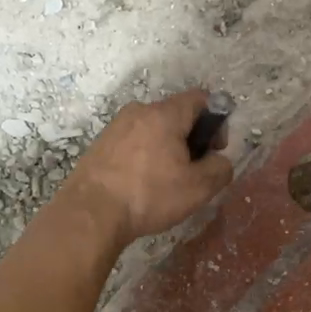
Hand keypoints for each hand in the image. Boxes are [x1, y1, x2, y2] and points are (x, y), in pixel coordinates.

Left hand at [61, 90, 234, 243]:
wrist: (91, 212)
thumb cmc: (149, 196)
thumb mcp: (198, 188)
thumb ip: (219, 168)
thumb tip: (219, 160)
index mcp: (164, 114)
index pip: (200, 99)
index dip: (216, 122)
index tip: (214, 150)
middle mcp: (138, 111)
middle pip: (175, 115)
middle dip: (190, 138)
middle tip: (191, 171)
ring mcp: (115, 126)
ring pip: (152, 130)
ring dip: (166, 149)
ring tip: (165, 182)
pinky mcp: (100, 144)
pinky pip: (132, 142)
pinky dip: (143, 156)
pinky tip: (141, 184)